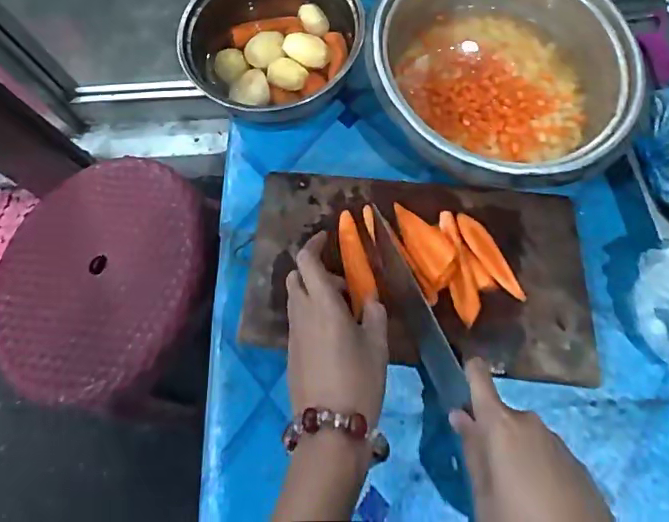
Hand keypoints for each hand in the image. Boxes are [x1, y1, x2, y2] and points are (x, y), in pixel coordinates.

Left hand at [285, 230, 388, 423]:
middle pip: (296, 277)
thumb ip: (374, 313)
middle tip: (341, 284)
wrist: (330, 429)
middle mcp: (301, 311)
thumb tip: (369, 300)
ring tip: (342, 312)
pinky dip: (310, 315)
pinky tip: (333, 336)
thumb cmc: (359, 379)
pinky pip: (298, 321)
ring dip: (312, 294)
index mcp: (322, 301)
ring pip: (296, 299)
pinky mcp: (290, 353)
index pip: (306, 260)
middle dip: (313, 270)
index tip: (327, 238)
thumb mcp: (378, 344)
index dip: (314, 244)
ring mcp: (293, 334)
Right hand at [450, 359, 611, 521]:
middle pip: (502, 418)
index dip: (471, 371)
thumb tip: (459, 415)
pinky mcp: (578, 463)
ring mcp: (556, 440)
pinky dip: (541, 468)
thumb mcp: (483, 496)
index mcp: (500, 424)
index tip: (464, 369)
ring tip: (519, 490)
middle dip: (494, 436)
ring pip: (526, 437)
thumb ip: (472, 452)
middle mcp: (529, 422)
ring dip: (519, 453)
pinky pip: (548, 455)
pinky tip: (544, 498)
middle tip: (492, 470)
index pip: (480, 378)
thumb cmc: (518, 519)